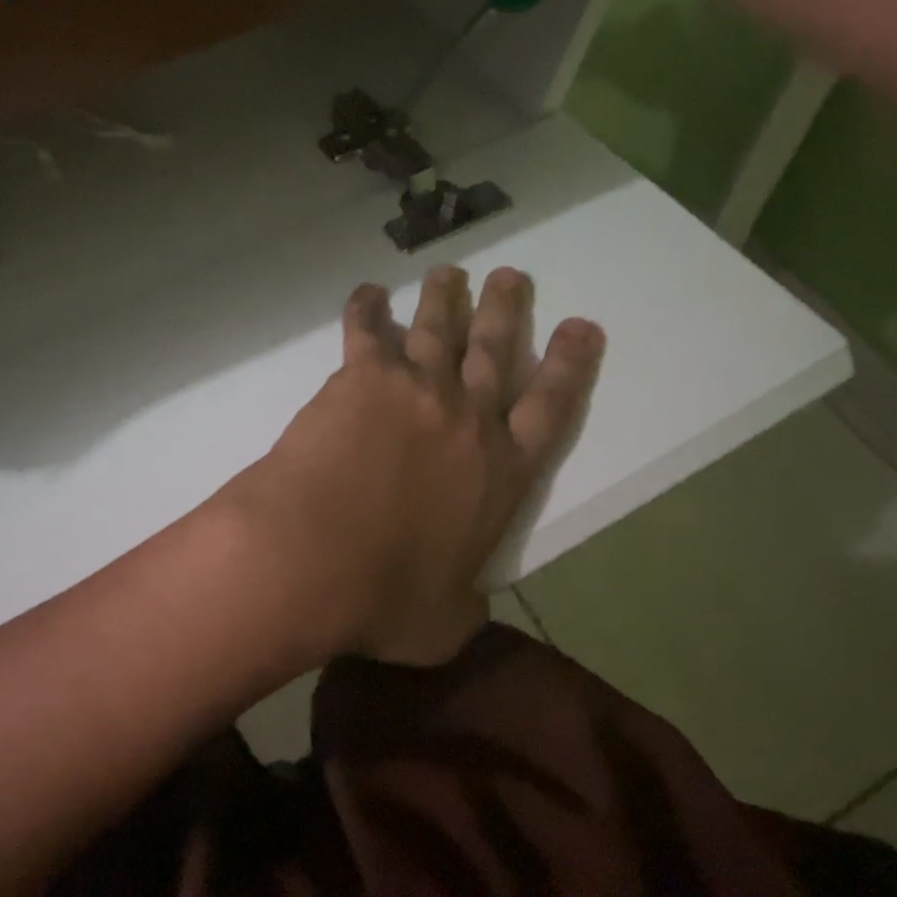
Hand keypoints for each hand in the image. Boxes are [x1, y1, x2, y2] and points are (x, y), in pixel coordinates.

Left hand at [215, 266, 603, 666]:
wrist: (314, 556)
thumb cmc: (385, 599)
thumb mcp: (445, 624)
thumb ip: (465, 606)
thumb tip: (469, 609)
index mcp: (502, 473)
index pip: (552, 406)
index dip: (570, 363)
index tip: (582, 324)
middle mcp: (468, 419)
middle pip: (496, 350)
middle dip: (508, 309)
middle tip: (513, 275)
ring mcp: (415, 390)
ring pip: (438, 329)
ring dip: (446, 297)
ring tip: (449, 272)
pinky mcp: (361, 378)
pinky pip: (367, 331)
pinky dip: (366, 308)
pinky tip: (366, 293)